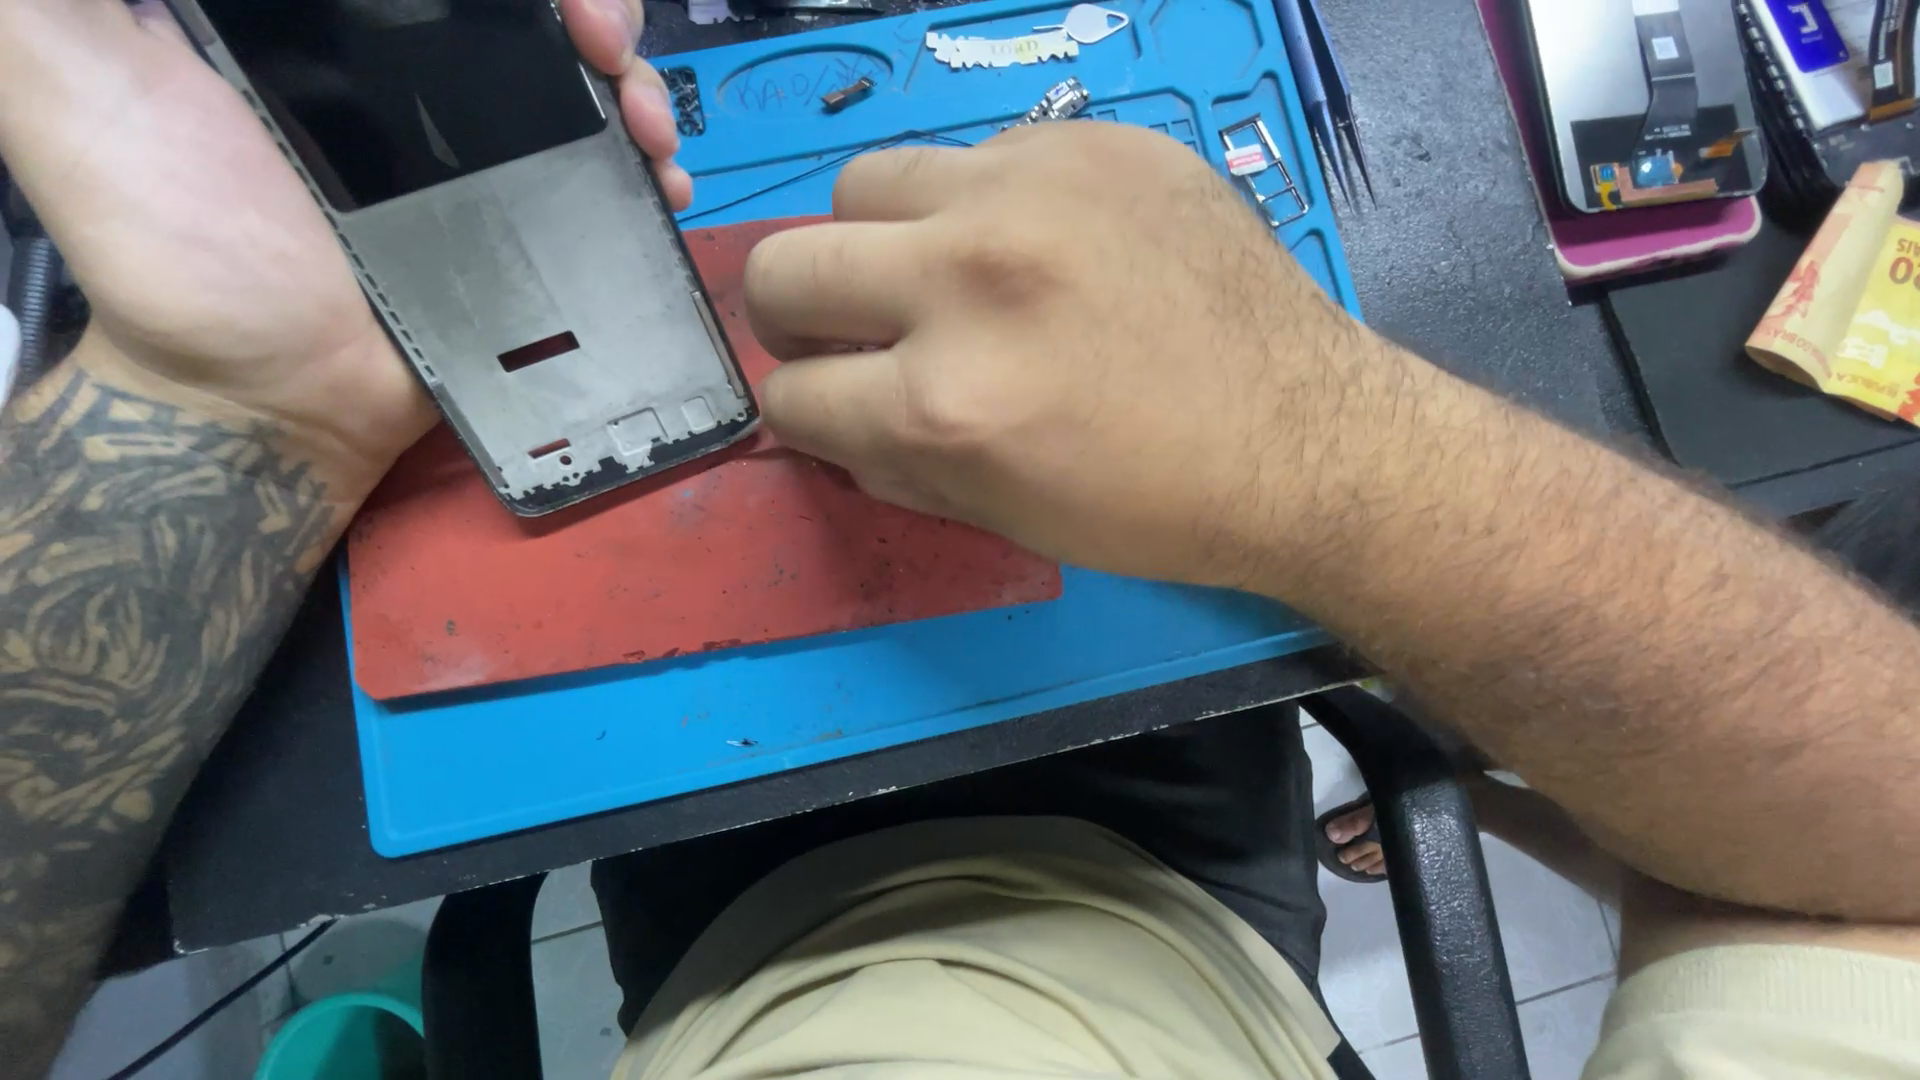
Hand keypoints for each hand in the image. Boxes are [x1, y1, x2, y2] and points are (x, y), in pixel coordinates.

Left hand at [0, 0, 687, 498]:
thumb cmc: (180, 249)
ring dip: (642, 94)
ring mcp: (503, 174)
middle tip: (604, 49)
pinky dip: (656, 181)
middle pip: (543, 29)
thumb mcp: (71, 79)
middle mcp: (435, 97)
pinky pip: (618, 198)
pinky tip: (666, 185)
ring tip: (649, 130)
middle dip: (598, 18)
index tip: (552, 0)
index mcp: (343, 42)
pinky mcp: (547, 243)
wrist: (282, 399)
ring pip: (596, 101)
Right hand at [747, 122, 1411, 588]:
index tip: (838, 411)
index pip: (789, 397)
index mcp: (942, 406)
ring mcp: (1030, 193)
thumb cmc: (1147, 508)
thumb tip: (825, 418)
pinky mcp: (1090, 140)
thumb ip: (888, 462)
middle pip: (781, 266)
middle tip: (855, 338)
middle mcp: (965, 281)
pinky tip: (1038, 249)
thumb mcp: (998, 514)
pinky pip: (970, 159)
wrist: (1304, 444)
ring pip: (861, 184)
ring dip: (876, 244)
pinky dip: (974, 210)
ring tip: (940, 278)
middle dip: (800, 319)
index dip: (804, 416)